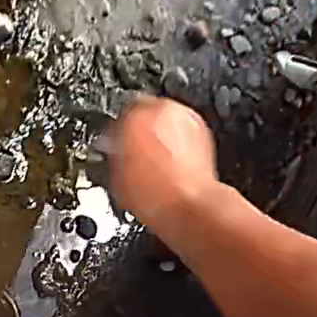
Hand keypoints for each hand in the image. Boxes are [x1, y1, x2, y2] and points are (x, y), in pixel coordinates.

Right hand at [109, 95, 219, 225]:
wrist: (187, 206)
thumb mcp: (117, 178)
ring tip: (154, 163)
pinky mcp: (202, 130)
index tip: (116, 148)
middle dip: (140, 133)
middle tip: (135, 155)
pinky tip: (170, 166)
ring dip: (159, 137)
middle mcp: (161, 110)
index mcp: (133, 117)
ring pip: (166, 122)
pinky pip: (182, 132)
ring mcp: (185, 118)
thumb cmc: (155, 196)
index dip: (116, 136)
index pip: (119, 116)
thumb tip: (116, 152)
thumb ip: (115, 155)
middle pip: (145, 114)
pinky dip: (176, 144)